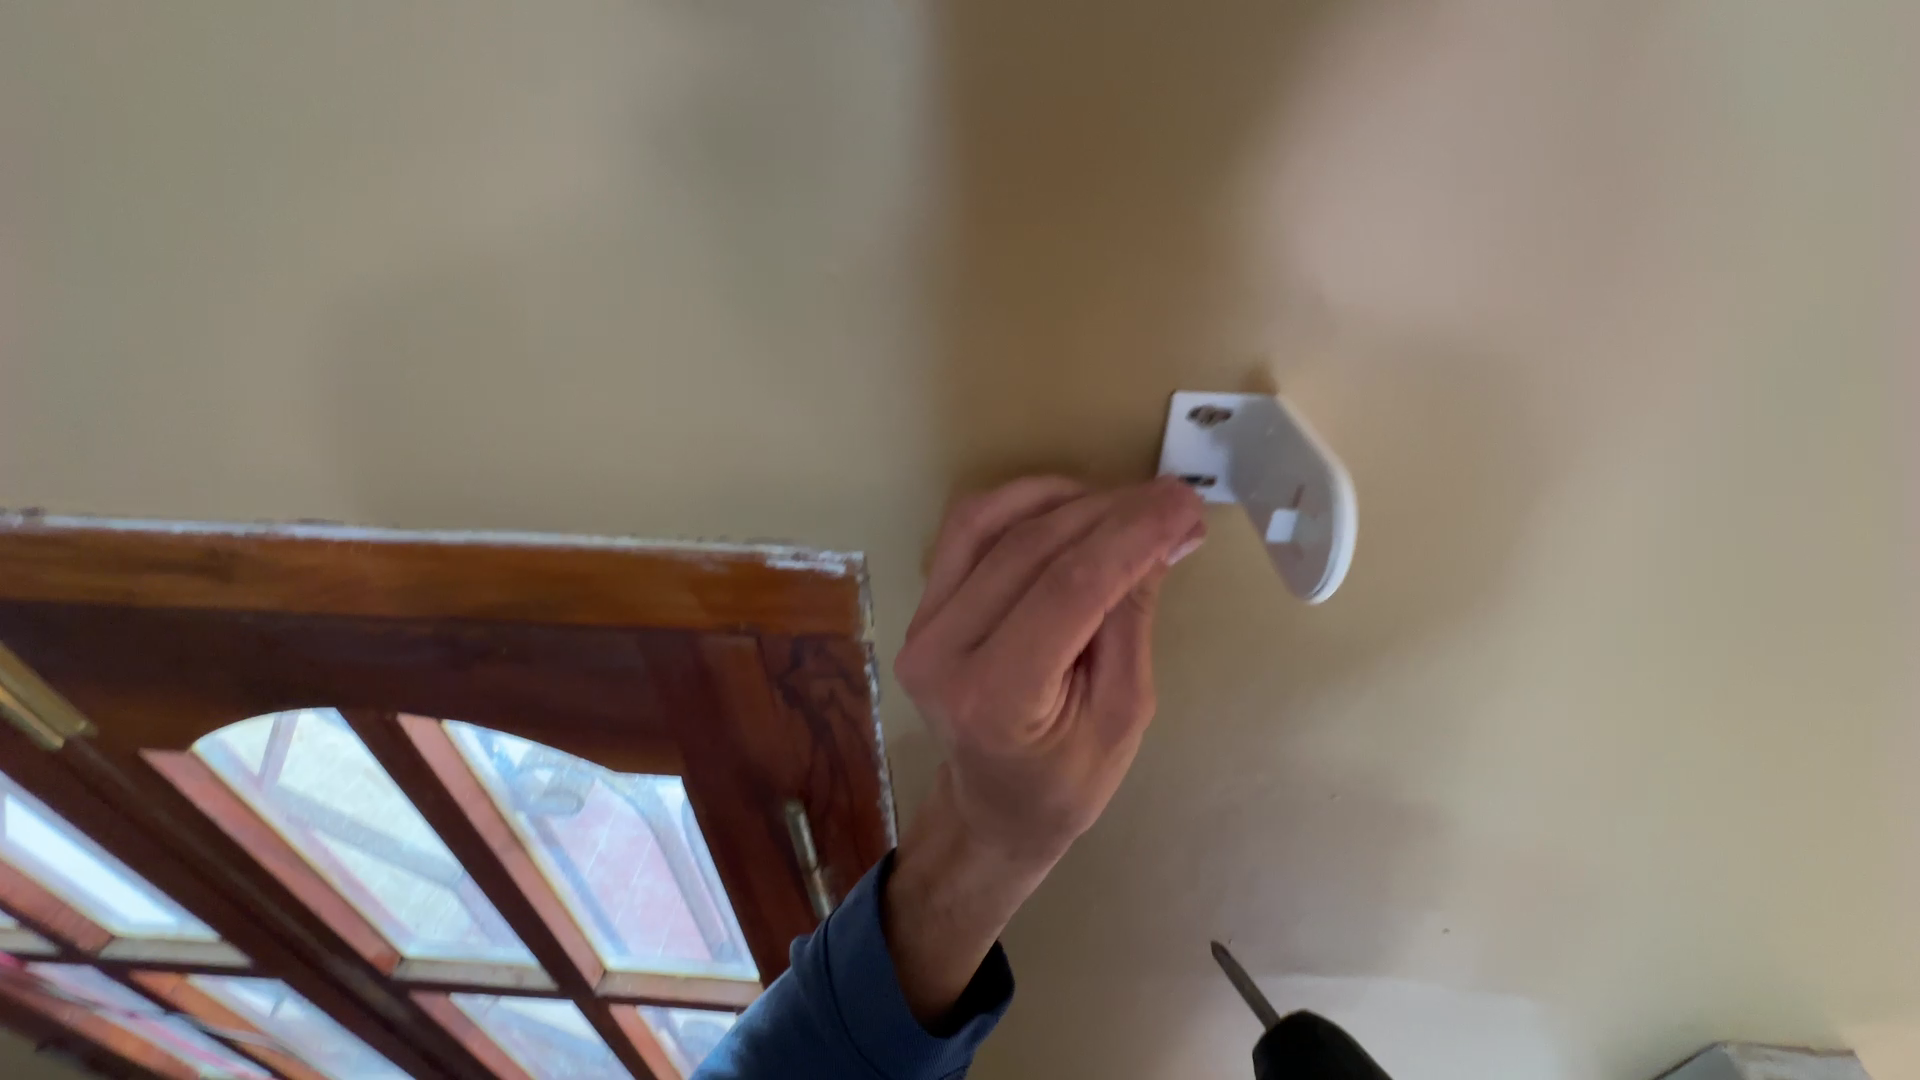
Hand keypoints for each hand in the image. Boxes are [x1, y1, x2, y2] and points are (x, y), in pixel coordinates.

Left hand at [883, 476, 1205, 1026]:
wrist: (992, 806)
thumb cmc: (1066, 781)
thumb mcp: (1124, 715)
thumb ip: (1131, 621)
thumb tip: (1159, 533)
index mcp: (995, 698)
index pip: (1068, 589)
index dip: (1131, 534)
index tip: (1184, 502)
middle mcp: (942, 651)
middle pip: (1030, 547)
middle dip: (1111, 511)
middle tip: (1172, 501)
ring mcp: (921, 624)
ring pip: (990, 521)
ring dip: (1065, 497)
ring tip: (1126, 505)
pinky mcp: (923, 606)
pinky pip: (969, 529)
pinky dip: (1024, 504)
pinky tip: (1072, 507)